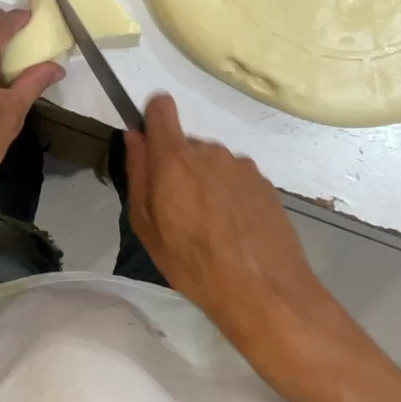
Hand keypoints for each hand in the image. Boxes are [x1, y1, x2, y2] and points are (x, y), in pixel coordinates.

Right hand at [123, 94, 321, 334]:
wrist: (266, 292)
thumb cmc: (194, 264)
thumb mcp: (147, 227)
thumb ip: (138, 174)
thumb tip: (134, 137)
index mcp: (175, 159)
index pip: (161, 108)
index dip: (153, 118)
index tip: (151, 145)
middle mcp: (210, 151)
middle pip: (185, 145)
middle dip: (178, 167)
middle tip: (179, 210)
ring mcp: (241, 165)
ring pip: (212, 163)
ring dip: (206, 182)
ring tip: (211, 226)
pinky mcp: (264, 182)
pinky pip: (235, 179)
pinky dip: (230, 195)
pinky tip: (235, 230)